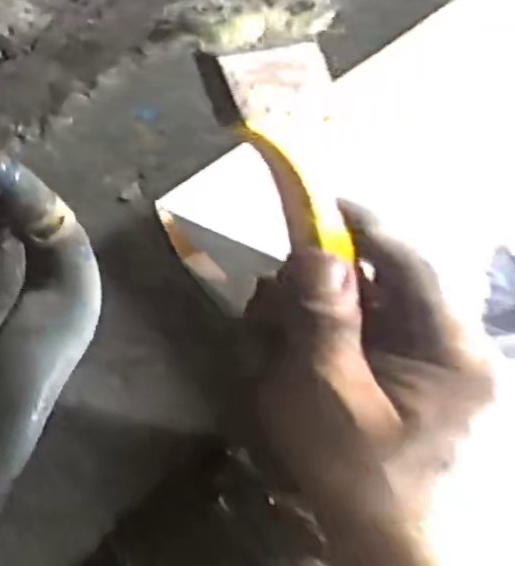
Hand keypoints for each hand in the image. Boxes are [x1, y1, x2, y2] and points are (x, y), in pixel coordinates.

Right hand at [246, 206, 494, 565]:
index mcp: (451, 352)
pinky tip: (285, 356)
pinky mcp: (400, 370)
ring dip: (299, 312)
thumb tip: (317, 252)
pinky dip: (305, 329)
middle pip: (369, 283)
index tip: (317, 196)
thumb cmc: (351, 455)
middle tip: (269, 320)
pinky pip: (345, 325)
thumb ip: (324, 316)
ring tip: (272, 350)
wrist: (376, 524)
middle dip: (308, 289)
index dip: (363, 226)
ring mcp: (424, 360)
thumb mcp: (325, 383)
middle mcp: (447, 348)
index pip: (409, 266)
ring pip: (349, 302)